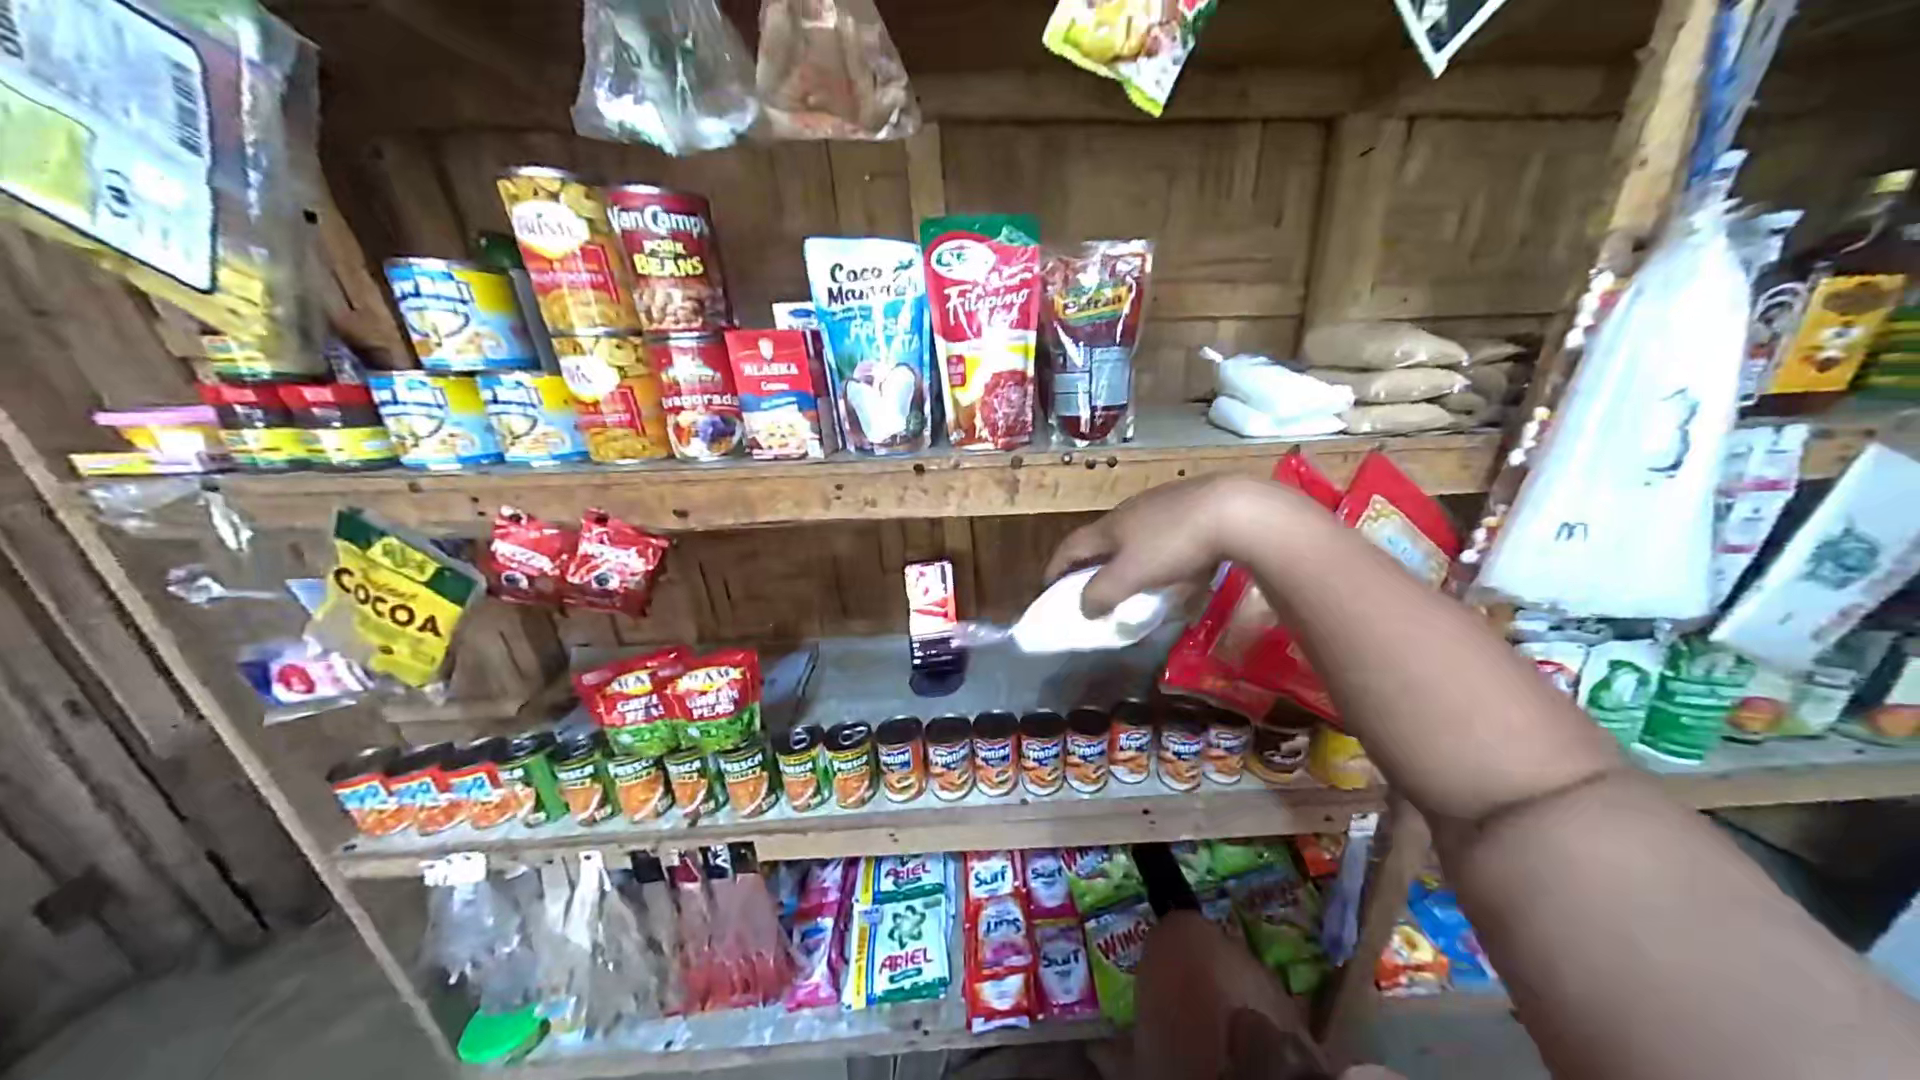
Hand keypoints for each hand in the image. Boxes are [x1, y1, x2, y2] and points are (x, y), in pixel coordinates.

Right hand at [1043, 474, 1319, 616]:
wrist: (1233, 509)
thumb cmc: (1173, 543)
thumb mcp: (1130, 575)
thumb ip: (1102, 593)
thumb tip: (1084, 607)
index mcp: (1108, 527)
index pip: (1070, 547)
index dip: (1055, 568)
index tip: (1047, 587)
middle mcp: (1128, 512)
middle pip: (1100, 539)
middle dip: (1092, 564)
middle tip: (1093, 588)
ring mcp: (1160, 505)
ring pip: (1134, 537)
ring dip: (1128, 560)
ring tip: (1138, 582)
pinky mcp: (1190, 506)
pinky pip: (1165, 535)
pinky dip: (1160, 556)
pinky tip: (1179, 569)